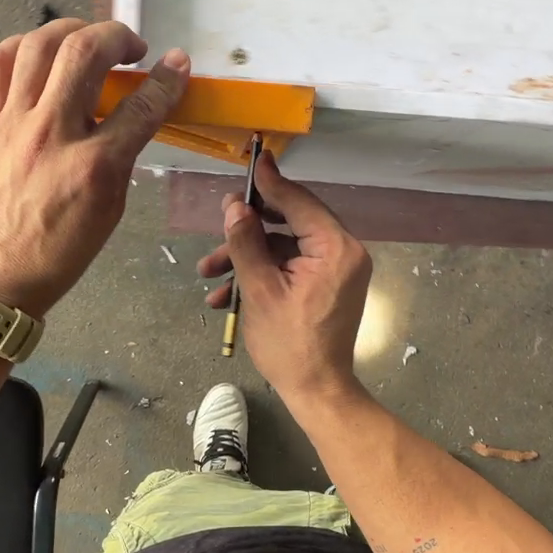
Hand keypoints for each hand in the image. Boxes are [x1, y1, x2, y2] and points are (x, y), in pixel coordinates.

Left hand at [0, 19, 189, 317]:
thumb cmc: (56, 255)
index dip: (167, 80)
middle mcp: (51, 135)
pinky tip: (38, 55)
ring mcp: (12, 125)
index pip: (140, 108)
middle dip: (116, 36)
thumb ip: (119, 160)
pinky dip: (21, 47)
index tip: (178, 64)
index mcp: (93, 168)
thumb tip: (125, 119)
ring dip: (70, 30)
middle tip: (130, 47)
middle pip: (84, 53)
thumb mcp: (108, 213)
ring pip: (38, 44)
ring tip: (86, 41)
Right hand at [196, 153, 372, 400]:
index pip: (299, 203)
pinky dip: (262, 277)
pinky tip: (226, 296)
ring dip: (246, 260)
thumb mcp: (260, 291)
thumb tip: (233, 206)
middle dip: (247, 233)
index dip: (270, 184)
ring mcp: (336, 272)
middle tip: (217, 230)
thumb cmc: (289, 345)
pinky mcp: (327, 287)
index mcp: (336, 249)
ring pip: (284, 249)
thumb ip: (246, 243)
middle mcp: (344, 253)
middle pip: (289, 225)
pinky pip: (291, 269)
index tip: (253, 161)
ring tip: (209, 274)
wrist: (316, 391)